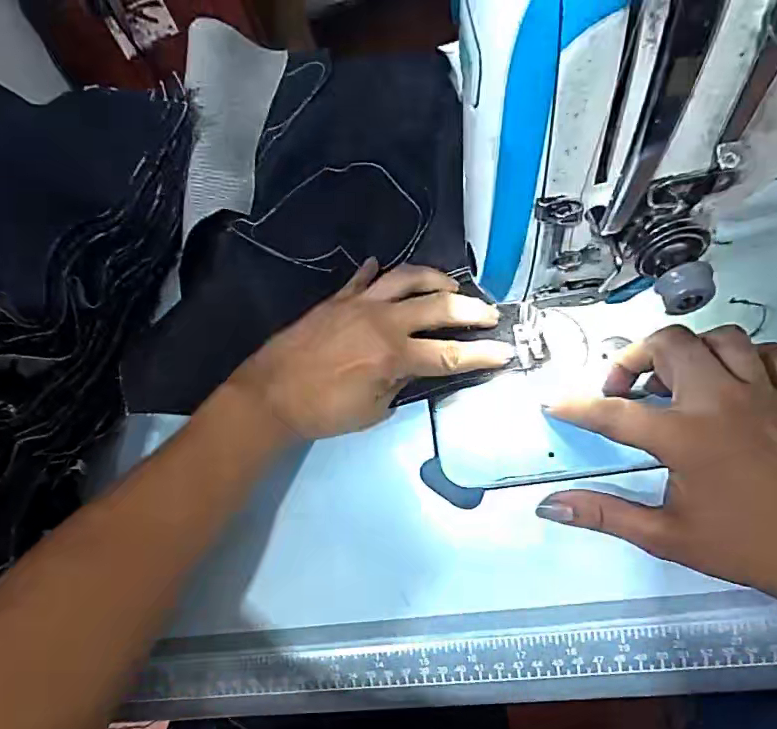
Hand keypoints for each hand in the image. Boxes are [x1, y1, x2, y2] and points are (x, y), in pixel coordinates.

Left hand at [227, 260, 513, 439]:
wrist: (271, 394)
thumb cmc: (324, 412)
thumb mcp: (372, 410)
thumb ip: (399, 386)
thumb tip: (413, 369)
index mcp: (395, 355)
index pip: (450, 354)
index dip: (482, 355)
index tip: (505, 353)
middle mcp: (383, 321)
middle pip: (438, 306)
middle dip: (471, 310)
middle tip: (489, 314)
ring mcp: (359, 304)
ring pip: (406, 277)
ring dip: (434, 278)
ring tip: (450, 286)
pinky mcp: (337, 300)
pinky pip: (364, 278)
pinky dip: (379, 273)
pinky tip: (385, 269)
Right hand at [537, 325, 776, 603]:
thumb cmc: (742, 547)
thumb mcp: (664, 536)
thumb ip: (605, 514)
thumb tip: (551, 506)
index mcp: (686, 436)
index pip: (616, 413)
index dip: (578, 407)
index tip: (555, 404)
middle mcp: (722, 400)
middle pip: (669, 345)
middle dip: (633, 360)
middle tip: (621, 393)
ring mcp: (763, 392)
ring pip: (718, 338)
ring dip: (685, 352)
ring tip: (671, 385)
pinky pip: (764, 353)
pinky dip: (738, 357)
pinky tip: (726, 385)